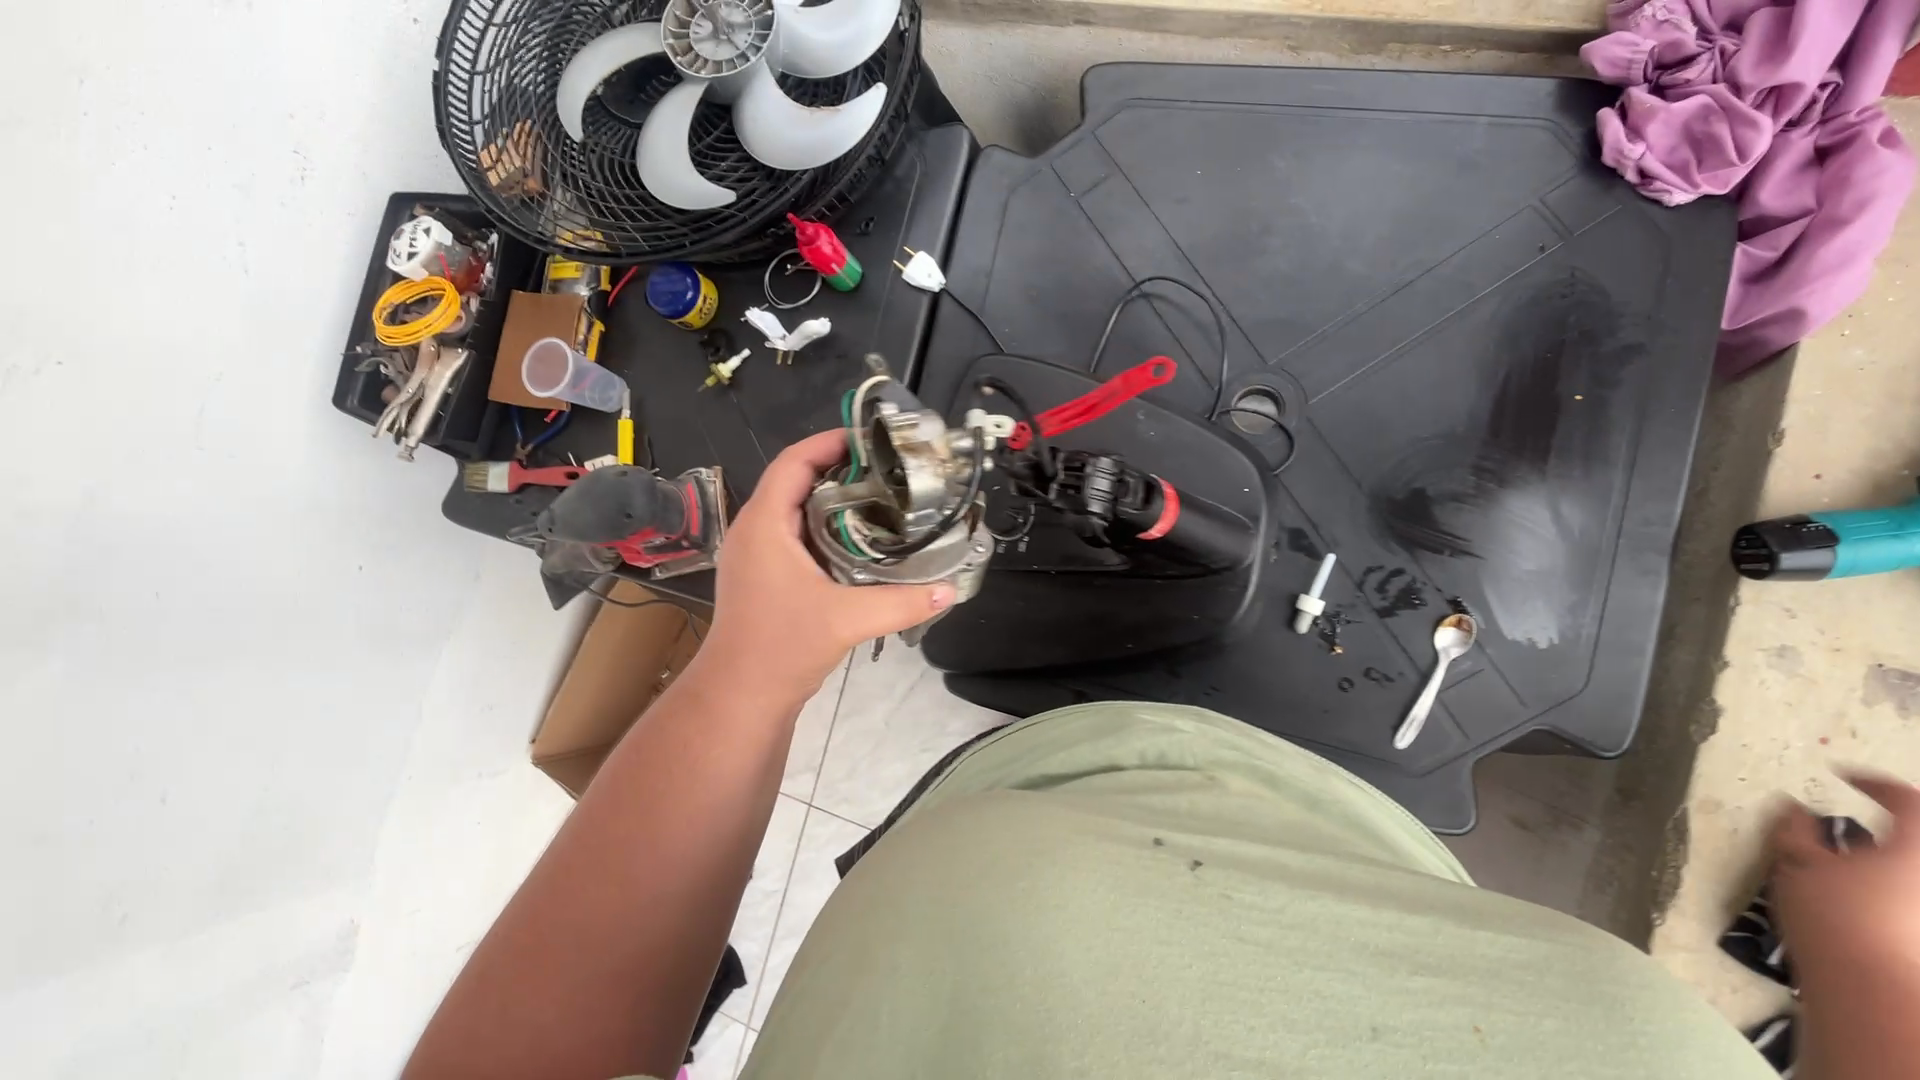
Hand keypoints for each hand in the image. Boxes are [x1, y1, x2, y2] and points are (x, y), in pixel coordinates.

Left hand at [697, 430, 955, 706]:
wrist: (740, 696)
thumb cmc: (781, 647)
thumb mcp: (846, 619)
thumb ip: (901, 603)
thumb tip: (950, 590)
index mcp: (764, 525)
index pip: (793, 462)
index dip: (829, 443)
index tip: (870, 438)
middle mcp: (755, 531)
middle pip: (795, 481)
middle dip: (839, 470)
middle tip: (888, 469)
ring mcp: (756, 556)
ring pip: (795, 510)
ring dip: (833, 500)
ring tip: (881, 498)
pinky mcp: (764, 577)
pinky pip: (795, 536)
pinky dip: (826, 529)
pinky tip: (860, 542)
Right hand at [1771, 774, 1919, 981]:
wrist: (1872, 985)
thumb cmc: (1834, 914)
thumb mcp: (1798, 863)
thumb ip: (1794, 830)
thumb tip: (1793, 807)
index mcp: (1913, 846)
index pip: (1907, 800)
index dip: (1875, 783)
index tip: (1843, 776)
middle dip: (1899, 822)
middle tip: (1870, 814)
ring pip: (1913, 865)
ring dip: (1896, 854)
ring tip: (1865, 855)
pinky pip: (1910, 890)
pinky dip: (1898, 883)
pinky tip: (1870, 891)